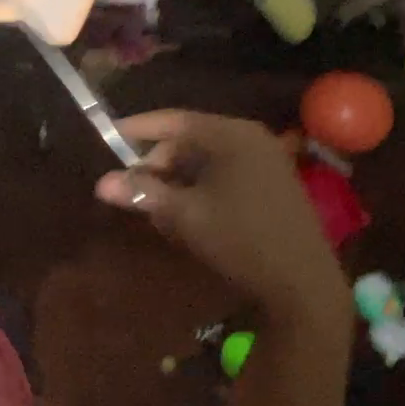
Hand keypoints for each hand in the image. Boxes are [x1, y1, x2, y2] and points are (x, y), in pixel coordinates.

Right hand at [95, 111, 349, 329]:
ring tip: (156, 205)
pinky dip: (200, 186)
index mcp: (231, 135)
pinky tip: (187, 212)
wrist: (303, 285)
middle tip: (132, 186)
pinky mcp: (274, 184)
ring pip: (206, 158)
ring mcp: (267, 161)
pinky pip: (225, 172)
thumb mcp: (184, 215)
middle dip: (157, 161)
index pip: (173, 120)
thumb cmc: (240, 240)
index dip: (137, 128)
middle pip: (189, 139)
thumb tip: (100, 183)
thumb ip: (142, 193)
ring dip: (177, 177)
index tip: (107, 136)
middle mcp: (251, 139)